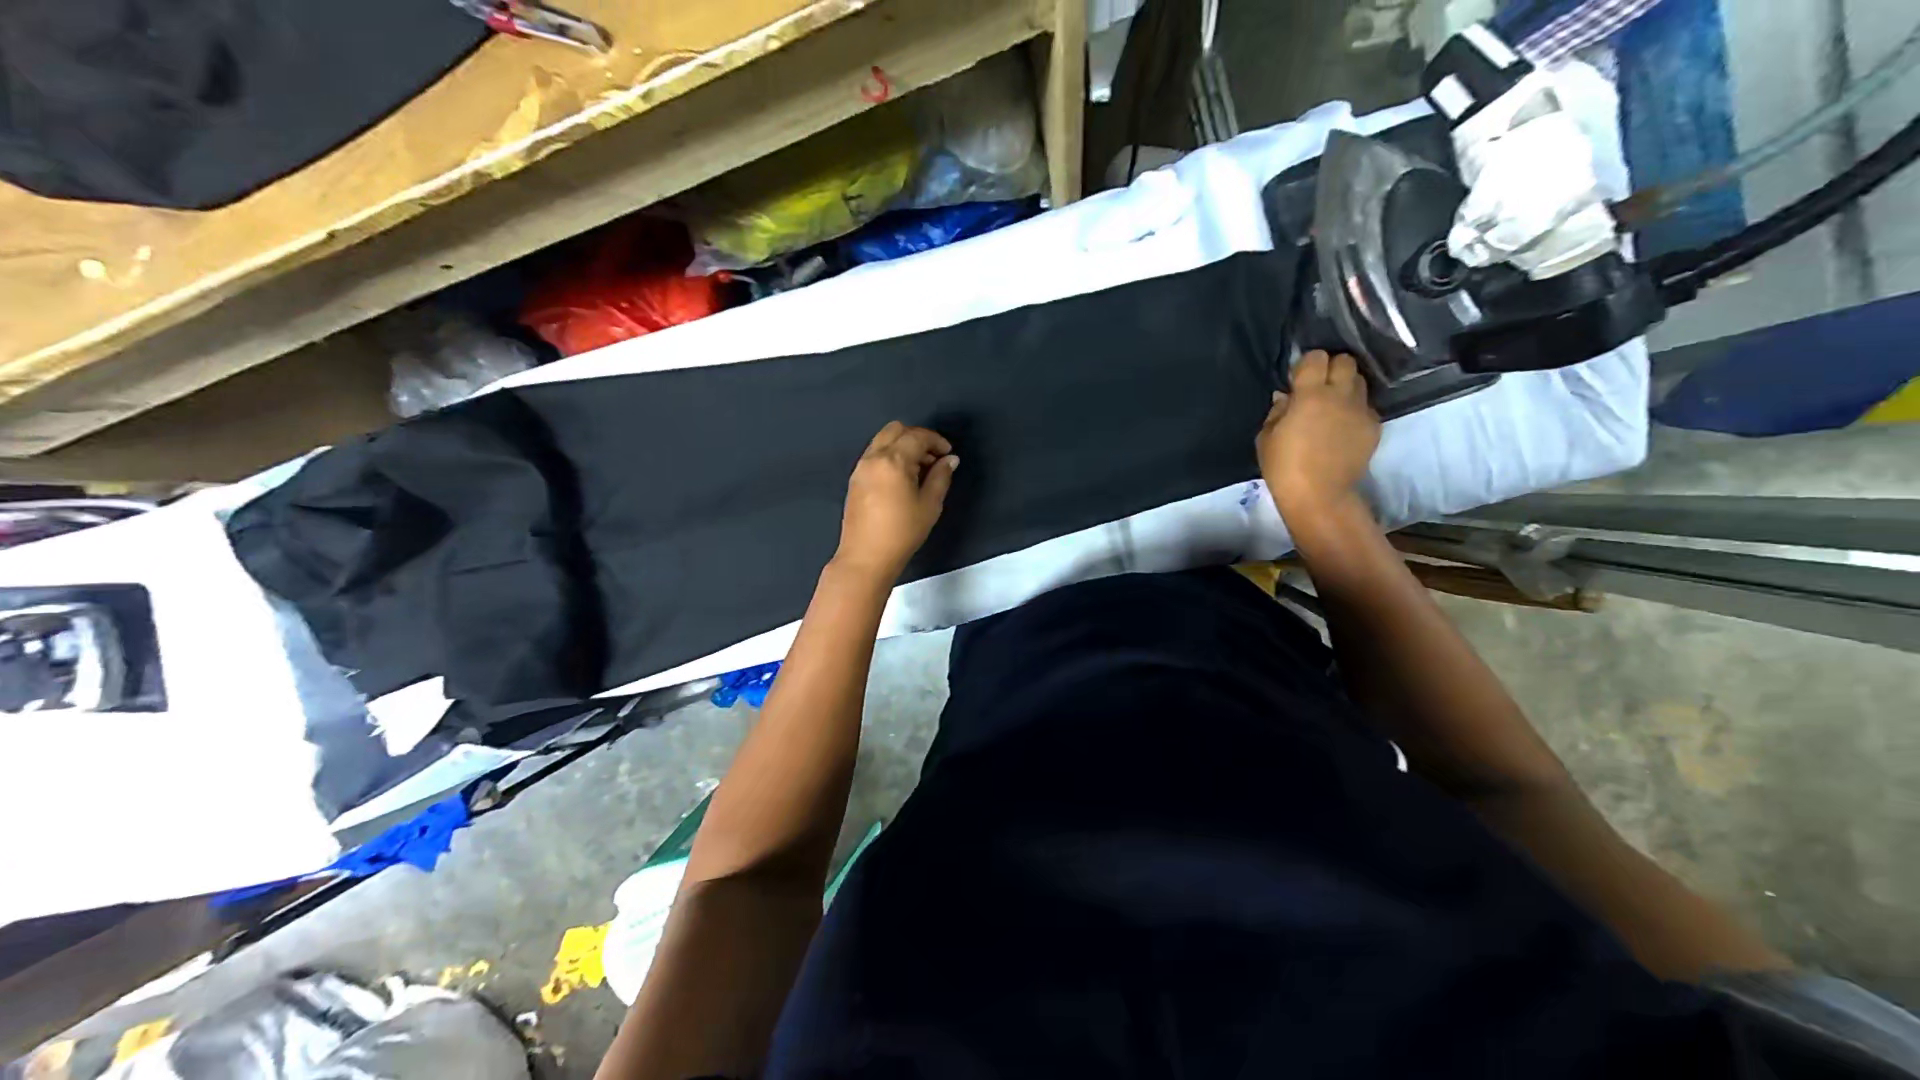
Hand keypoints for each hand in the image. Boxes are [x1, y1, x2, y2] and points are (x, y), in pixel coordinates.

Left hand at [833, 422, 959, 582]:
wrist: (866, 557)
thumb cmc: (902, 532)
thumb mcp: (930, 505)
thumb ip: (941, 477)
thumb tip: (949, 459)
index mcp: (893, 460)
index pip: (917, 436)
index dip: (936, 441)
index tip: (948, 453)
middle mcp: (873, 457)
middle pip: (896, 430)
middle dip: (917, 437)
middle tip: (932, 458)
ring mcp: (860, 467)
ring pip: (882, 440)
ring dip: (902, 445)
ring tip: (918, 469)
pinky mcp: (854, 479)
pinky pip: (874, 454)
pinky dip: (889, 455)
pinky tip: (901, 478)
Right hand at [1257, 350, 1380, 519]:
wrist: (1319, 496)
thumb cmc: (1284, 467)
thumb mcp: (1266, 437)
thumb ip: (1277, 411)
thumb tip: (1285, 398)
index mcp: (1310, 394)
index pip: (1316, 357)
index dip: (1306, 364)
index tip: (1296, 380)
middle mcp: (1341, 395)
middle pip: (1345, 361)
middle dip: (1331, 368)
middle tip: (1318, 387)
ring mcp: (1362, 410)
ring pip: (1360, 381)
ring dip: (1346, 387)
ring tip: (1333, 405)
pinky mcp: (1374, 426)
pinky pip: (1366, 406)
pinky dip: (1355, 410)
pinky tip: (1342, 427)